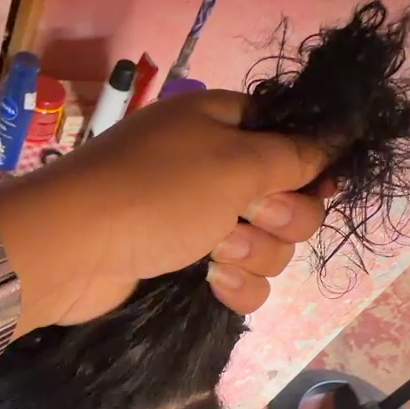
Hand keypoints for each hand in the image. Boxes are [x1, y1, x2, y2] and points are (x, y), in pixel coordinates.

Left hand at [0, 91, 335, 327]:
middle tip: (252, 217)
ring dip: (255, 253)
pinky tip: (213, 284)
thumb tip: (339, 135)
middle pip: (285, 194)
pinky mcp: (178, 262)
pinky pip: (235, 277)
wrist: (71, 250)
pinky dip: (234, 285)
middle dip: (281, 214)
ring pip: (264, 242)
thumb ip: (294, 154)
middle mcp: (209, 167)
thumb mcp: (235, 162)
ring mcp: (192, 217)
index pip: (289, 135)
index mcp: (219, 123)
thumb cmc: (155, 193)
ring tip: (217, 255)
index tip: (322, 185)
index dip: (311, 162)